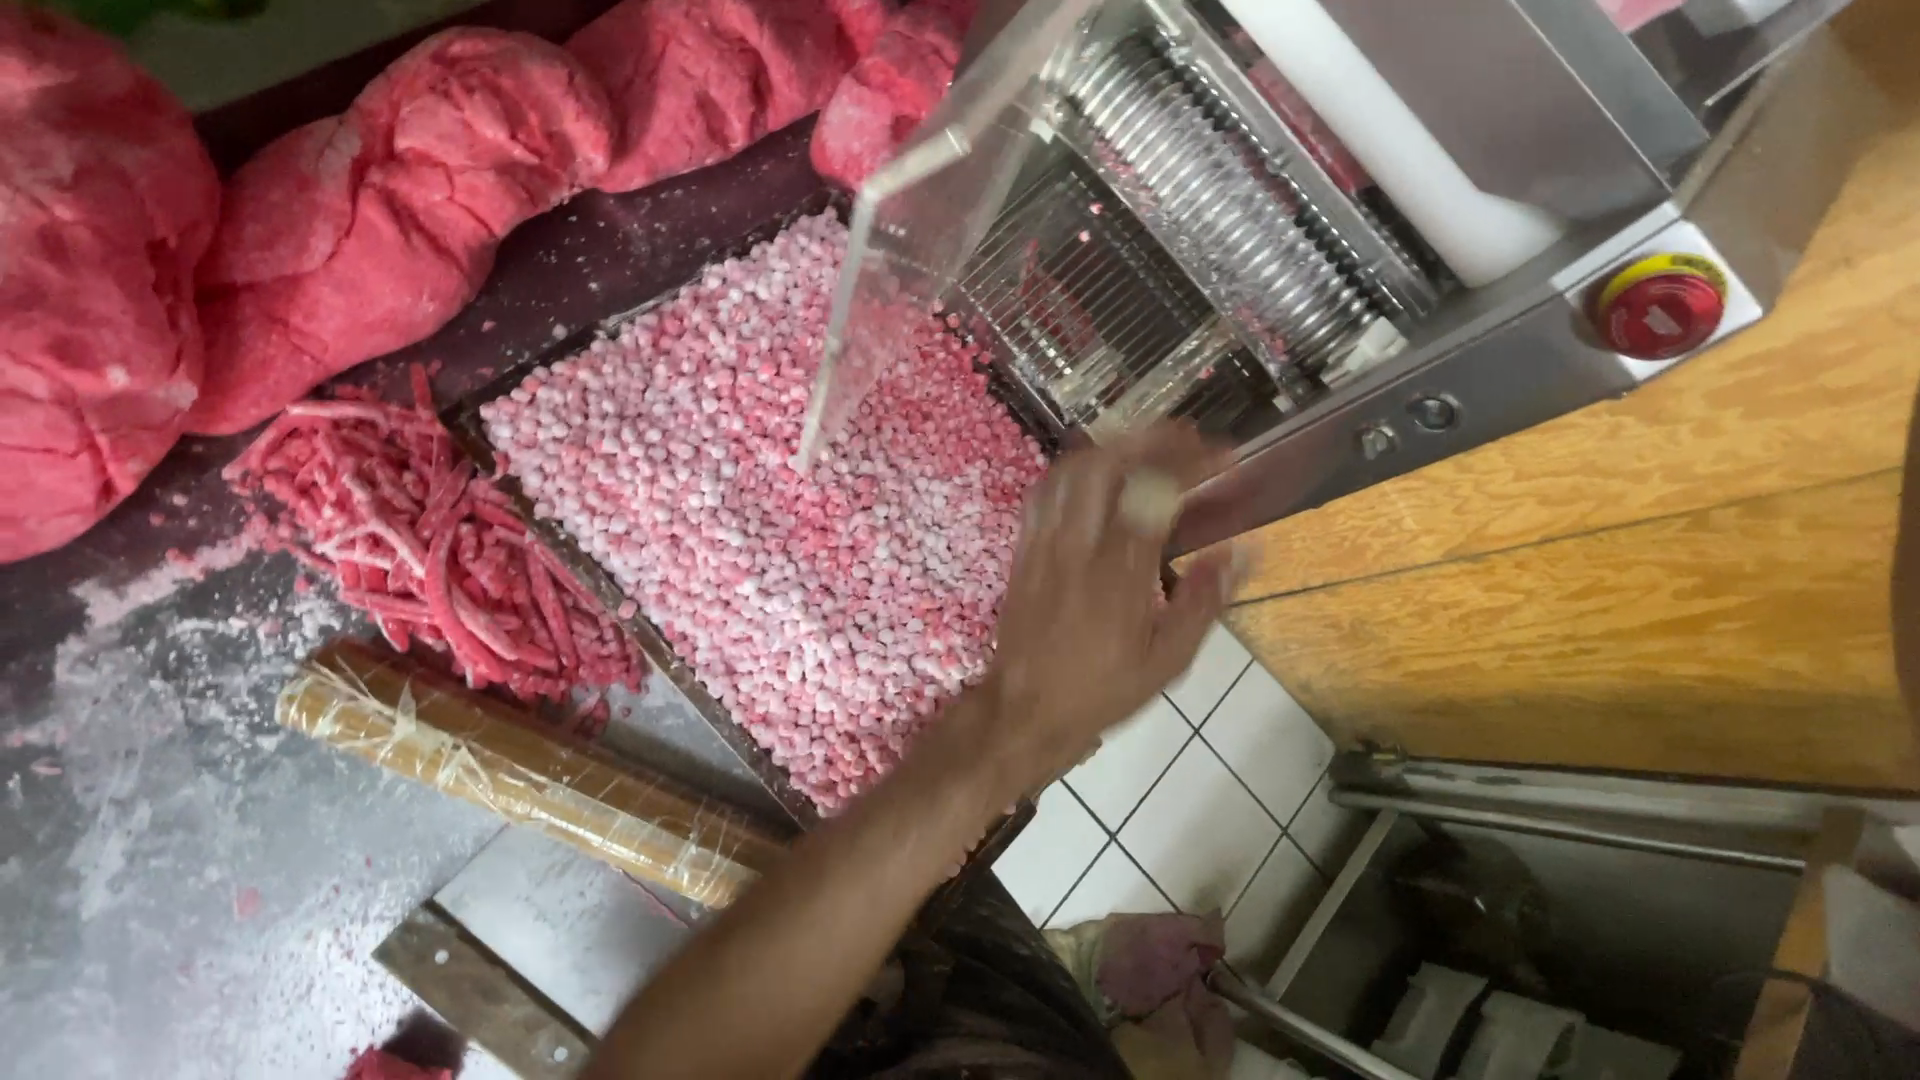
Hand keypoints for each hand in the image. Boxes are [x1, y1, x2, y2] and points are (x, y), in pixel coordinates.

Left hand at [967, 424, 1240, 803]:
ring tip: (1144, 443)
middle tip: (1184, 436)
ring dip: (1110, 447)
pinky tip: (1092, 469)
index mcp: (1119, 576)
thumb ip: (1203, 602)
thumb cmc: (1102, 690)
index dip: (1190, 464)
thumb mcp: (1167, 661)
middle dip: (1148, 439)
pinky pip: (1042, 493)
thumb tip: (1244, 549)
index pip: (1154, 495)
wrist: (1024, 709)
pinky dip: (1071, 469)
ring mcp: (1043, 545)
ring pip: (1070, 473)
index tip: (1222, 454)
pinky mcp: (1022, 549)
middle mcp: (1077, 549)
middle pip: (1106, 467)